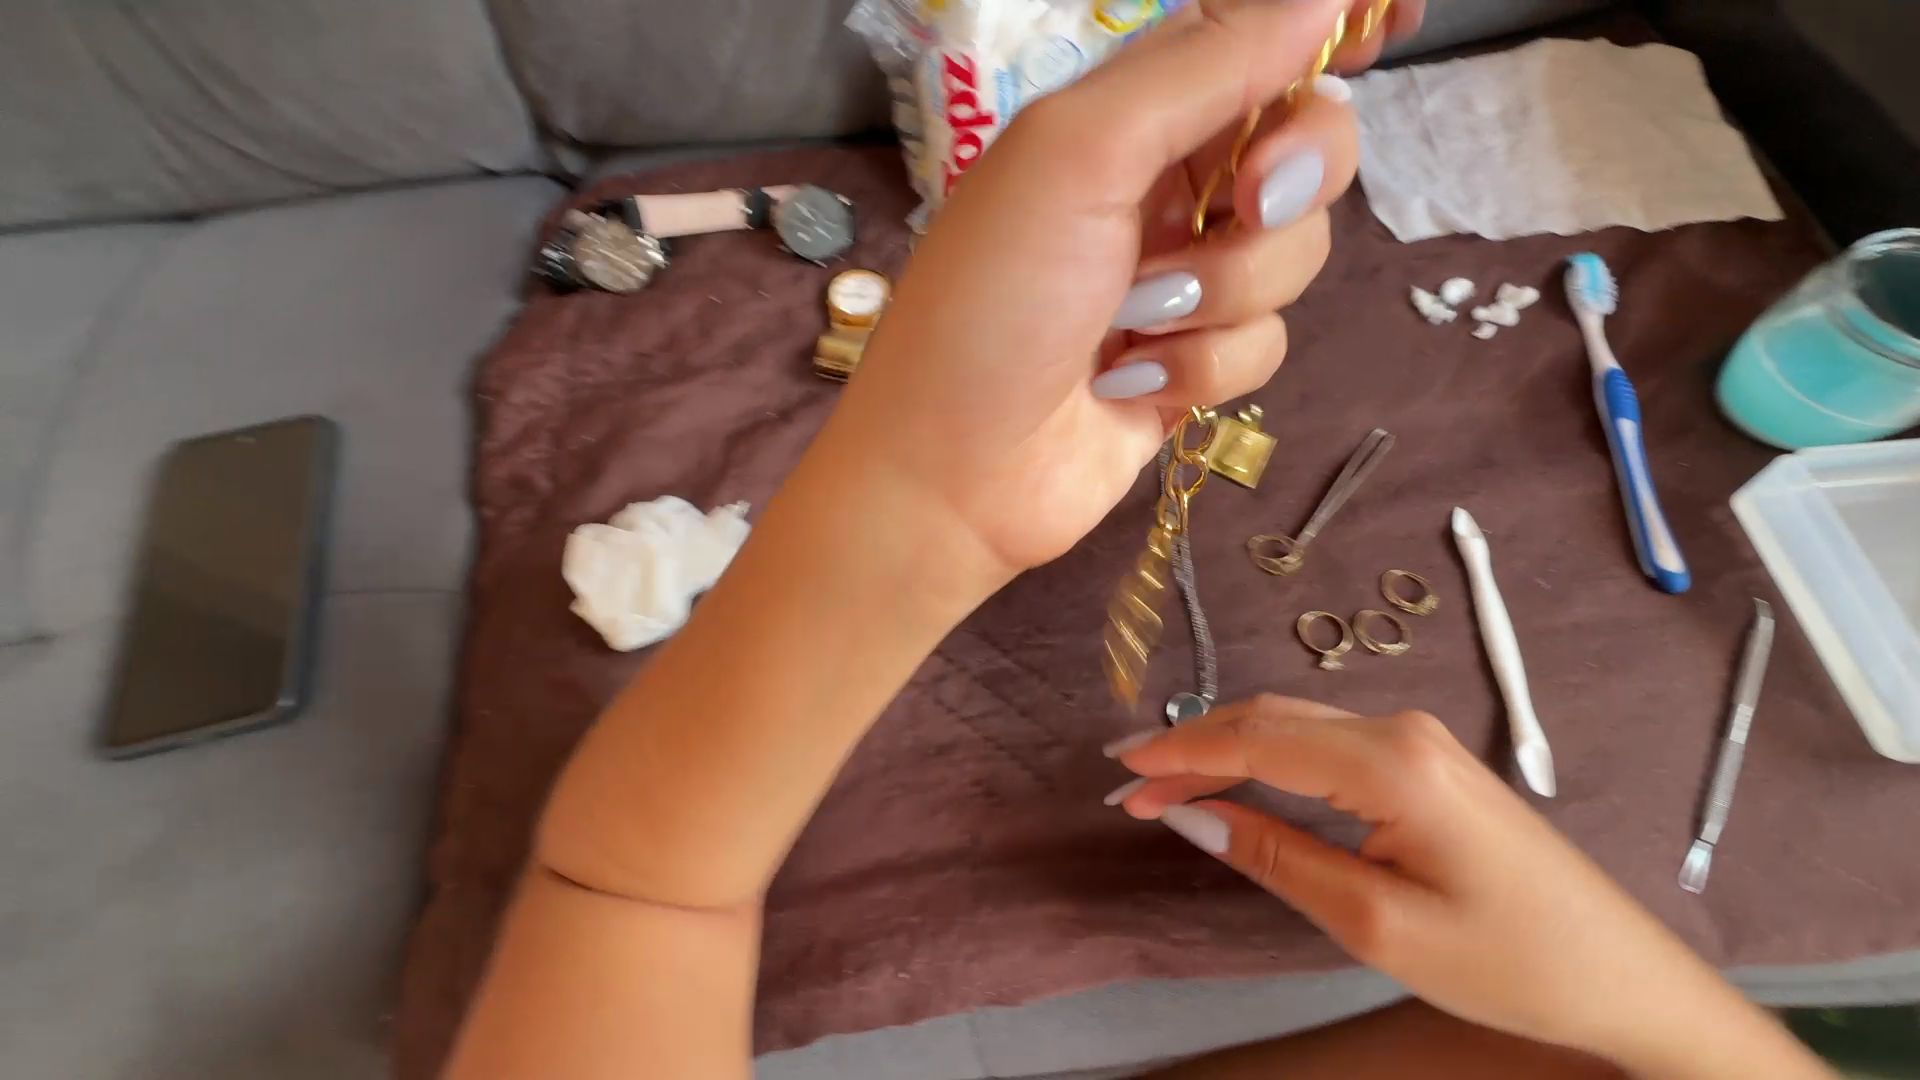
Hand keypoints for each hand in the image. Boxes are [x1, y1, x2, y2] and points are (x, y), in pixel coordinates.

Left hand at [817, 0, 1401, 575]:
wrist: (955, 471)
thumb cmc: (994, 303)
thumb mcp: (1075, 156)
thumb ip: (1199, 70)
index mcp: (1124, 125)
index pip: (1250, 50)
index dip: (1323, 37)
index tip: (1392, 27)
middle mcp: (1161, 200)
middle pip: (1302, 150)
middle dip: (1291, 177)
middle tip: (1243, 204)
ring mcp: (1180, 291)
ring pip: (1292, 258)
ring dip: (1221, 293)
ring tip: (1133, 324)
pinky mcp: (1192, 370)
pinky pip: (1261, 347)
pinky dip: (1201, 366)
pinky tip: (1130, 385)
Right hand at [1106, 697, 1834, 1077]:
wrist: (1631, 976)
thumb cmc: (1508, 962)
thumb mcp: (1376, 925)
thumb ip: (1275, 857)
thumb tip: (1191, 814)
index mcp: (1388, 764)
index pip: (1255, 738)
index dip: (1180, 752)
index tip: (1122, 773)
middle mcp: (1395, 728)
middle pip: (1266, 719)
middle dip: (1191, 746)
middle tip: (1131, 782)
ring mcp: (1411, 737)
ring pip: (1288, 724)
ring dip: (1222, 748)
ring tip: (1164, 781)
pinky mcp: (1418, 757)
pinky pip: (1317, 741)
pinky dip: (1262, 755)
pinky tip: (1233, 777)